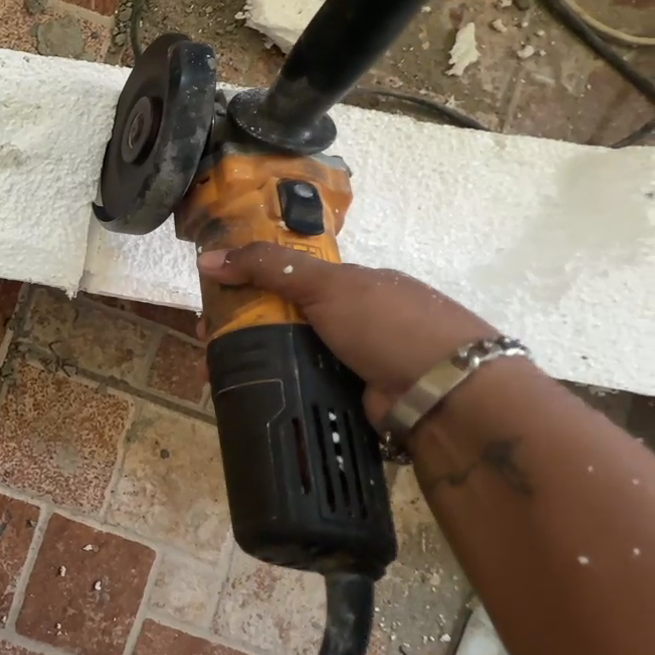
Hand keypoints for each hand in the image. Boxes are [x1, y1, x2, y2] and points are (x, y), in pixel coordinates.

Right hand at [197, 242, 499, 420]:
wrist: (448, 396)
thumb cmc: (391, 327)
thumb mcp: (328, 284)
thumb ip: (268, 267)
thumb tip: (206, 258)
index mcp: (353, 285)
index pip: (287, 277)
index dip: (246, 282)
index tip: (212, 298)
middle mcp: (350, 319)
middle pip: (276, 317)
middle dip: (235, 325)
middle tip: (206, 339)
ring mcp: (347, 358)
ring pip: (278, 353)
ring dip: (241, 358)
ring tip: (209, 371)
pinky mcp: (342, 393)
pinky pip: (290, 384)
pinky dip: (261, 385)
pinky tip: (233, 389)